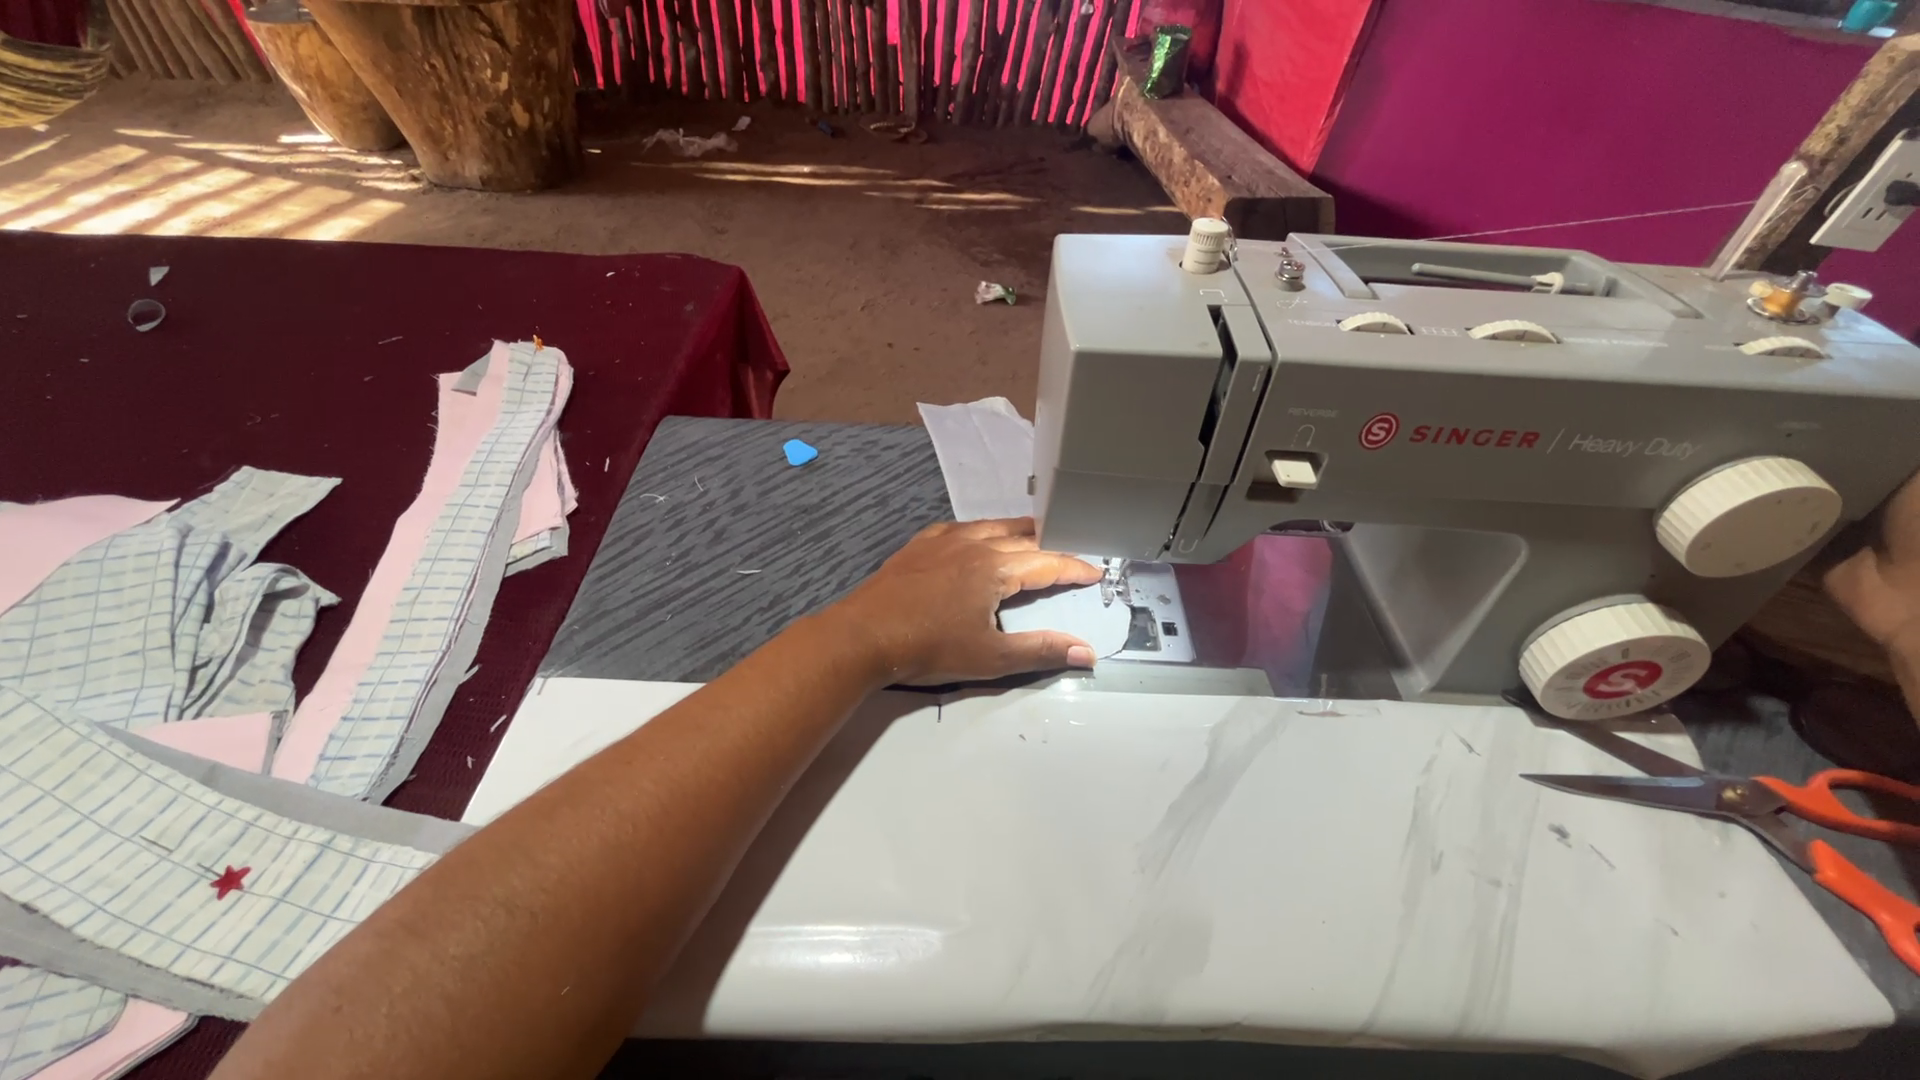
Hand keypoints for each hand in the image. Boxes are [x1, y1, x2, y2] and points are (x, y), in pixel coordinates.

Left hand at [828, 518, 1104, 684]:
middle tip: (1069, 553)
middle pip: (1022, 538)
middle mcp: (973, 545)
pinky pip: (958, 529)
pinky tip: (975, 537)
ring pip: (990, 527)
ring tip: (1032, 535)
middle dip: (1050, 545)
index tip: (1095, 571)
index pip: (1047, 563)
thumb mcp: (991, 657)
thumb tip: (1085, 652)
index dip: (1074, 568)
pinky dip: (979, 531)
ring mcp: (942, 541)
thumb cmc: (928, 648)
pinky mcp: (918, 546)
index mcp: (995, 568)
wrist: (863, 636)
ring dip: (1016, 531)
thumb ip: (1040, 651)